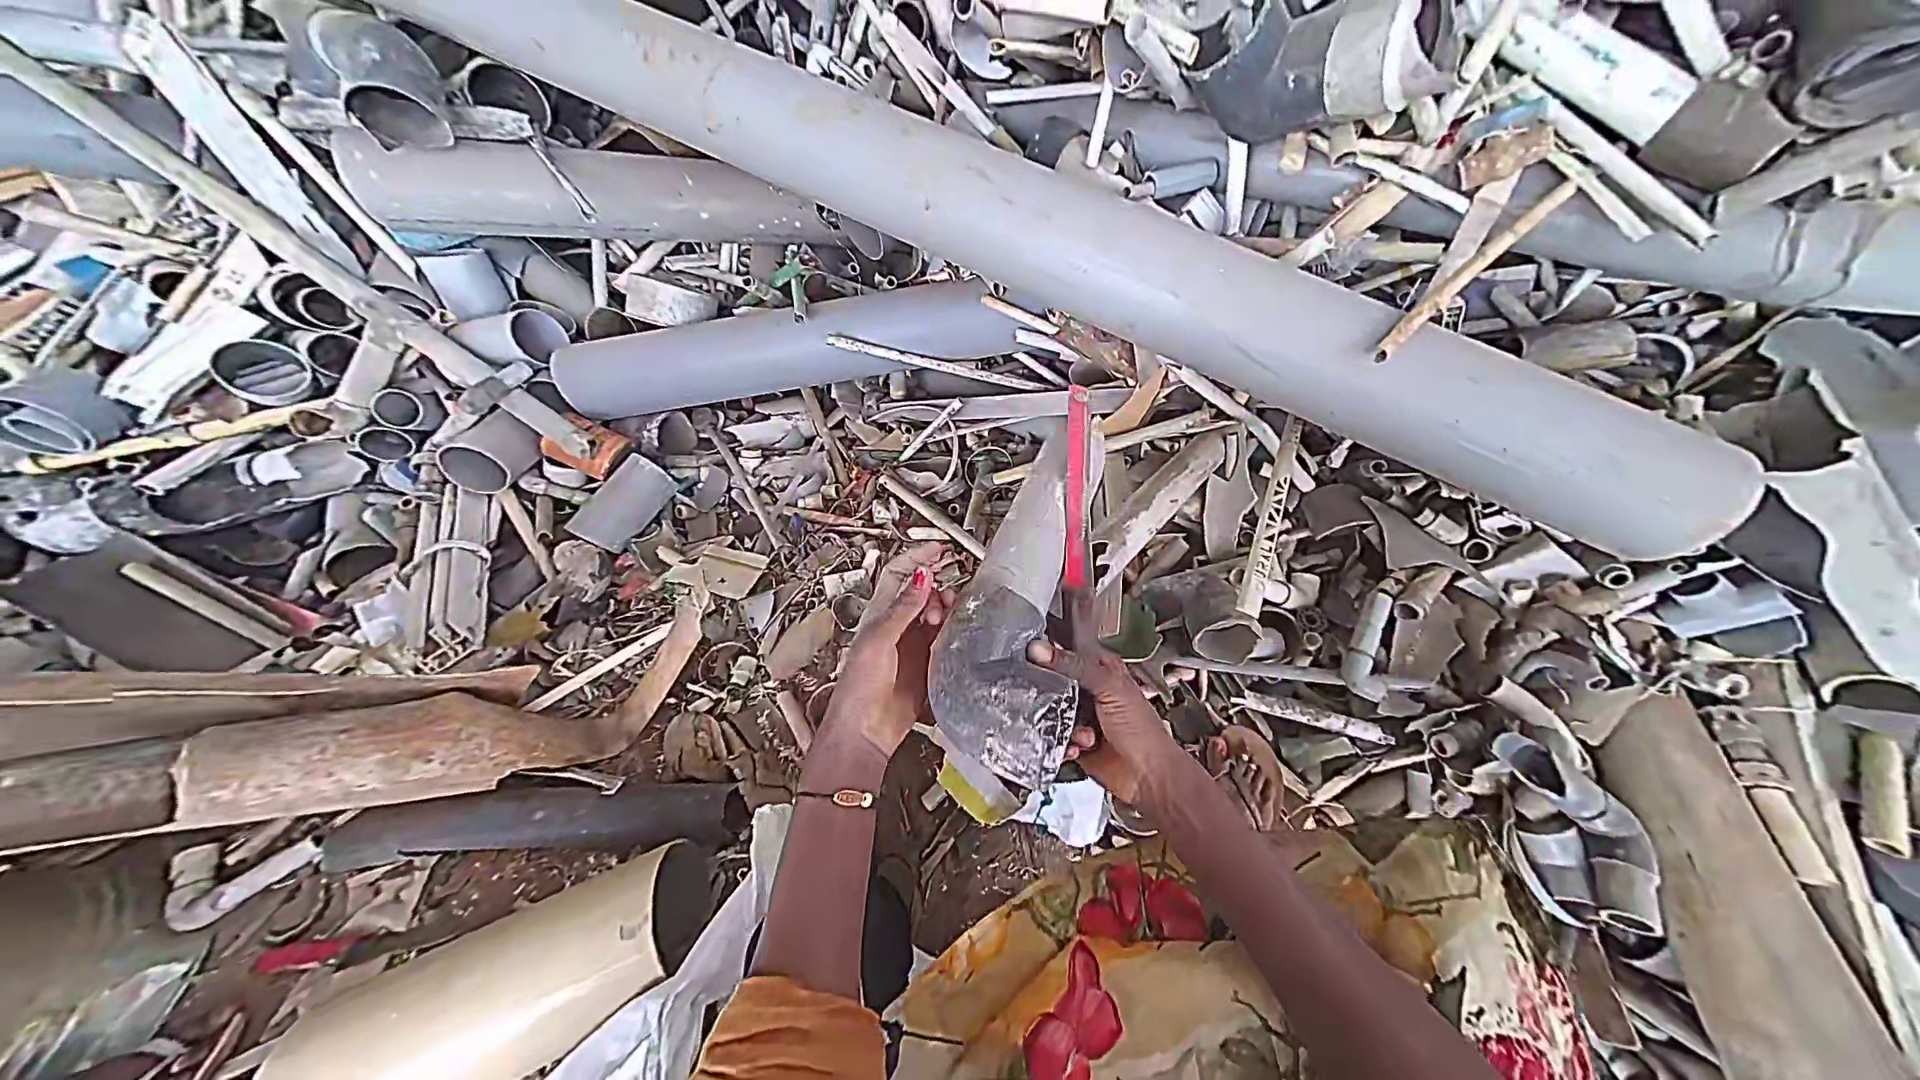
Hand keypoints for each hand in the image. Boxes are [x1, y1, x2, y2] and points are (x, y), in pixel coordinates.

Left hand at [821, 542, 955, 757]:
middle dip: (937, 585)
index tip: (938, 549)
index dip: (918, 557)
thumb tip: (921, 578)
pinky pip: (944, 638)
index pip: (900, 574)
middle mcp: (896, 626)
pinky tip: (956, 631)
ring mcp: (911, 644)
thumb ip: (903, 608)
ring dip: (945, 607)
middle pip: (921, 592)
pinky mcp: (925, 663)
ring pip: (935, 613)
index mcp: (879, 614)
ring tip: (947, 613)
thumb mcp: (879, 641)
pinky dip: (952, 630)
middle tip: (947, 592)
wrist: (865, 730)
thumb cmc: (858, 689)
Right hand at [1025, 588, 1182, 805]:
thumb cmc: (1142, 730)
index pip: (1070, 642)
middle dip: (1048, 689)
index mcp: (1100, 667)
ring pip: (1048, 708)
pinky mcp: (1071, 739)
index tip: (1027, 632)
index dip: (1051, 634)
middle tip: (1045, 693)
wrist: (1148, 777)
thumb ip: (1074, 665)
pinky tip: (1078, 747)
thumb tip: (1040, 649)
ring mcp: (1079, 714)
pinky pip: (1050, 735)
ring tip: (1083, 732)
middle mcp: (1087, 688)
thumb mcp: (1109, 687)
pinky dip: (1061, 743)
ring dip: (1062, 723)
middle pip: (1051, 677)